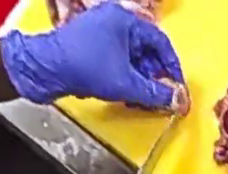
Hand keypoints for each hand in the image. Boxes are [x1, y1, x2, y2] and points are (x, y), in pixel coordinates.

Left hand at [0, 5, 182, 108]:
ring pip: (135, 60)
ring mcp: (104, 33)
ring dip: (143, 82)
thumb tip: (178, 101)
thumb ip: (156, 94)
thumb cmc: (85, 66)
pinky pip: (122, 63)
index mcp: (125, 19)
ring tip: (144, 100)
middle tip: (163, 98)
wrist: (49, 68)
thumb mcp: (127, 83)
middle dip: (157, 77)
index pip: (161, 42)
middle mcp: (115, 21)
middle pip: (148, 52)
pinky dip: (129, 80)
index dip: (173, 68)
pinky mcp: (96, 48)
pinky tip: (129, 95)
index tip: (177, 88)